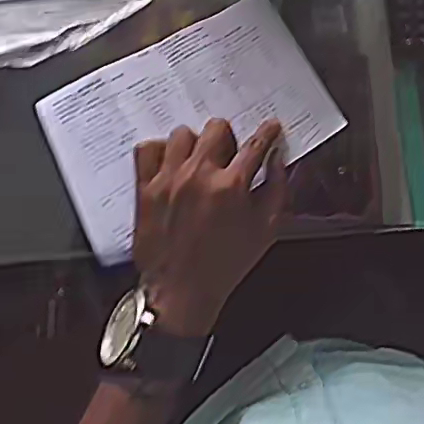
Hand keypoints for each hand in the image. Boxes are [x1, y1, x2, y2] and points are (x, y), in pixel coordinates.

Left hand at [131, 118, 288, 337]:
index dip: (267, 132)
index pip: (256, 143)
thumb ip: (277, 187)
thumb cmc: (224, 265)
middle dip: (229, 136)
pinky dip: (160, 151)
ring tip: (199, 158)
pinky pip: (147, 149)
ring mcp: (169, 180)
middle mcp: (199, 176)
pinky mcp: (146, 190)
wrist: (180, 295)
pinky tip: (171, 162)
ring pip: (183, 134)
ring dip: (195, 143)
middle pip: (217, 128)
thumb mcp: (266, 228)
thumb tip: (278, 159)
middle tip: (230, 152)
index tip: (270, 129)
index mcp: (232, 186)